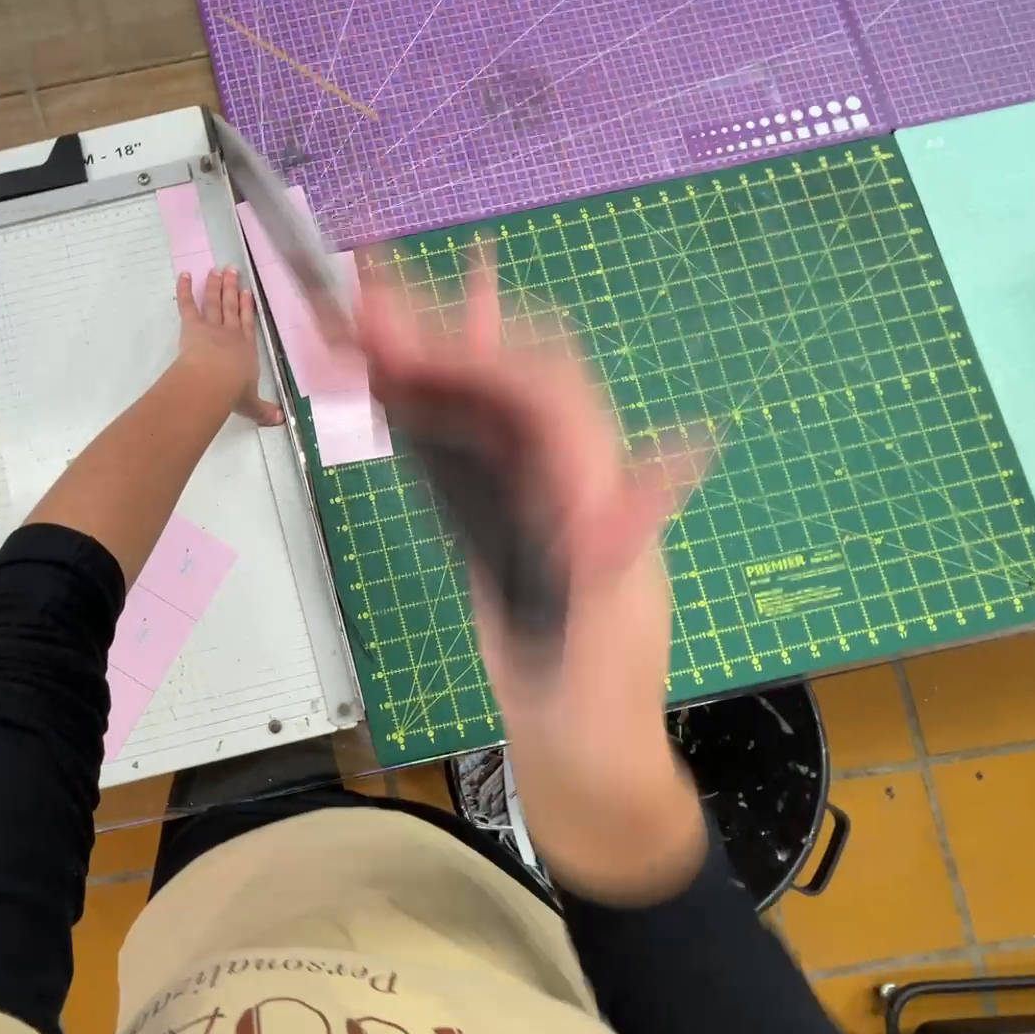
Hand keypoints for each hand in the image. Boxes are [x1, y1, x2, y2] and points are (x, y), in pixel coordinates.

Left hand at [175, 267, 282, 426]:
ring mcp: (212, 327)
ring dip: (214, 286)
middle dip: (232, 289)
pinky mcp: (193, 326)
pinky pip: (187, 305)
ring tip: (216, 270)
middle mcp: (231, 334)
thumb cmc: (234, 392)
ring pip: (213, 302)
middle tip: (232, 271)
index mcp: (246, 349)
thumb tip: (279, 421)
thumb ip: (263, 411)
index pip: (248, 325)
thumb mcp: (251, 404)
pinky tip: (183, 275)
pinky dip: (184, 289)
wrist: (215, 381)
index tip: (247, 293)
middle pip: (232, 308)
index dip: (247, 308)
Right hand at [358, 252, 709, 904]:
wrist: (584, 745)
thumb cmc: (597, 705)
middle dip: (444, 328)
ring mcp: (538, 488)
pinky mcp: (504, 508)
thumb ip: (622, 554)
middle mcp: (577, 473)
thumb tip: (668, 457)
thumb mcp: (610, 639)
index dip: (487, 354)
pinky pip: (467, 436)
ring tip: (366, 313)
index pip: (554, 398)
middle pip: (514, 377)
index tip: (412, 334)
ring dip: (428, 350)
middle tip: (371, 288)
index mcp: (608, 494)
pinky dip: (427, 396)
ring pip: (485, 399)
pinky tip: (395, 369)